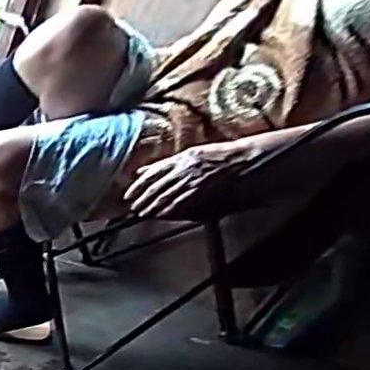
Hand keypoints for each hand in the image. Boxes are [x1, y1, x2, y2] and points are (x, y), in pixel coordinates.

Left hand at [124, 139, 259, 217]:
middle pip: (156, 188)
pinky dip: (168, 210)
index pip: (152, 174)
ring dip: (152, 208)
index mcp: (180, 158)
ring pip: (165, 197)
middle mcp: (184, 169)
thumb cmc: (214, 156)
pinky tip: (161, 215)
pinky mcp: (201, 190)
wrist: (242, 160)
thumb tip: (140, 171)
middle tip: (134, 209)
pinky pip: (179, 203)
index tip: (127, 196)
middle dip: (142, 201)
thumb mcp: (188, 154)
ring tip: (144, 214)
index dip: (137, 187)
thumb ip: (163, 164)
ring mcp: (192, 180)